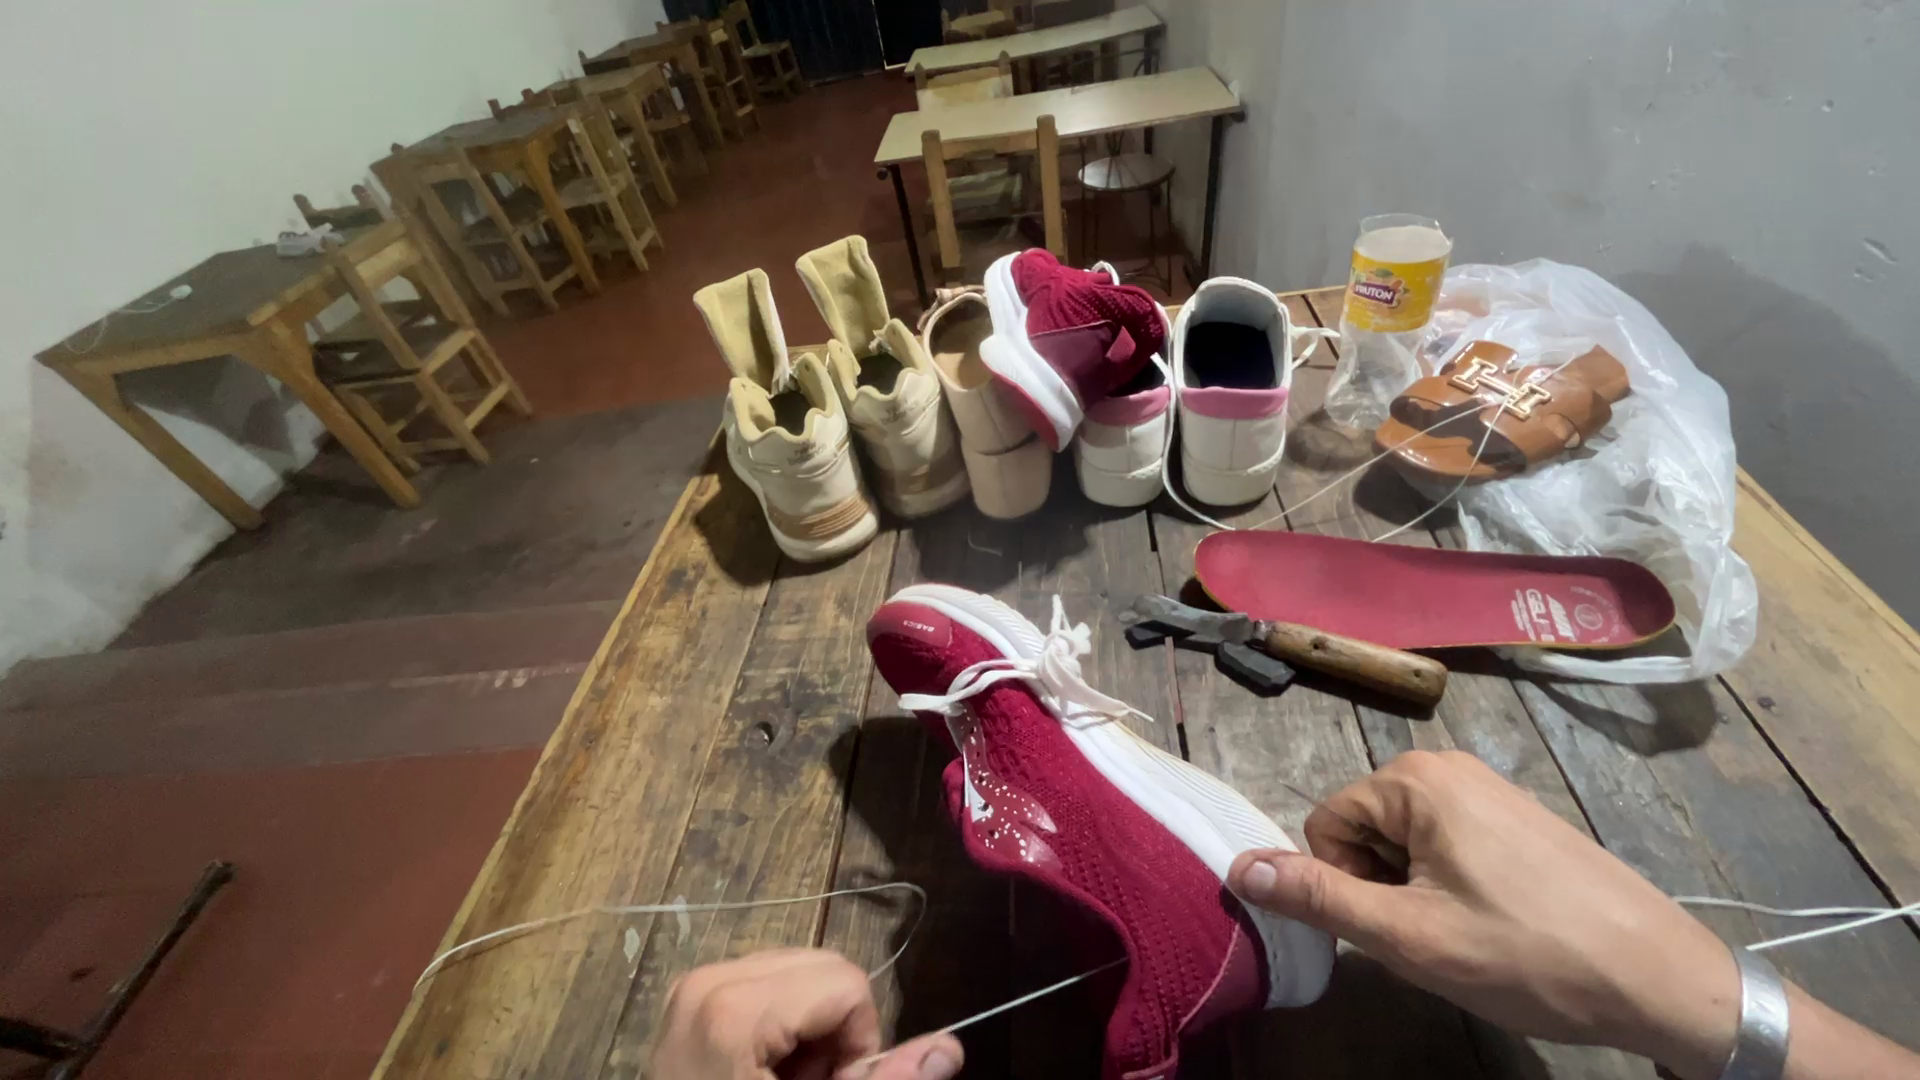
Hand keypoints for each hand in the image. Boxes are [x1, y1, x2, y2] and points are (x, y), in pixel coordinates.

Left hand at [651, 948, 963, 1079]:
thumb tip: (950, 1047)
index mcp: (734, 1011)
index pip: (846, 984)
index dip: (860, 1041)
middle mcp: (711, 980)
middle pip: (826, 967)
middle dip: (836, 1029)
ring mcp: (697, 983)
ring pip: (803, 969)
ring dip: (813, 1024)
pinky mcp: (693, 991)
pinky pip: (771, 976)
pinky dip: (786, 1018)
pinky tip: (767, 1067)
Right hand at [1227, 751, 1737, 1076]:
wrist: (1674, 987)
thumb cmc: (1531, 957)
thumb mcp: (1410, 936)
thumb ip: (1317, 897)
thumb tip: (1238, 867)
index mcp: (1412, 780)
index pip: (1326, 824)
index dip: (1347, 882)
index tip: (1400, 924)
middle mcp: (1443, 765)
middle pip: (1363, 826)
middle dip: (1382, 882)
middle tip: (1437, 931)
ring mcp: (1484, 785)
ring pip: (1402, 838)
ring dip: (1414, 885)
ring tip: (1470, 928)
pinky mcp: (1514, 811)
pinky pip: (1444, 838)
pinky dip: (1449, 879)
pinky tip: (1497, 917)